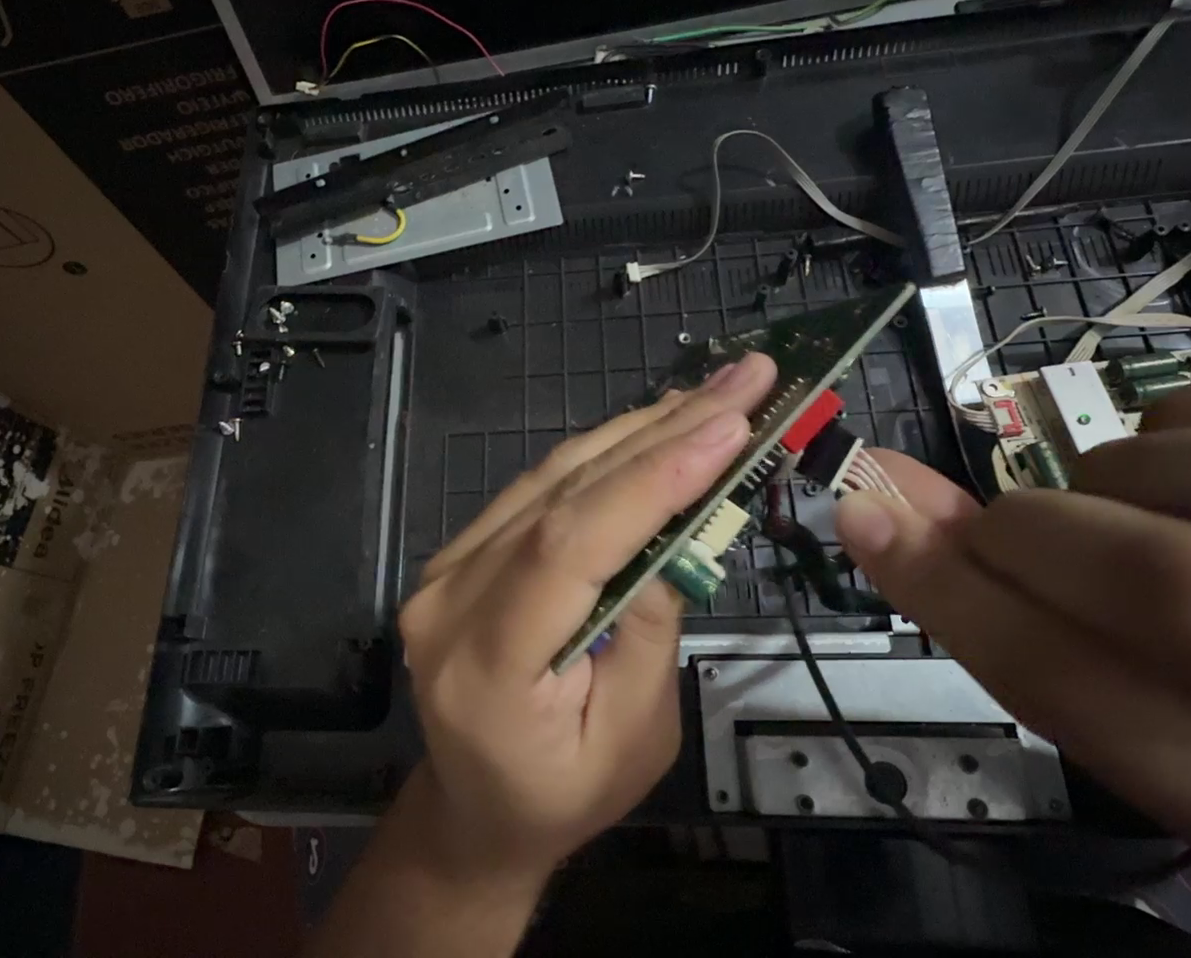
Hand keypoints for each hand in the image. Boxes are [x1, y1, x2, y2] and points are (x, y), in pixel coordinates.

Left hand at [397, 354, 778, 880]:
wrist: (476, 808)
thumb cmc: (561, 793)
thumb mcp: (632, 740)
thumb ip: (650, 634)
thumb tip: (677, 530)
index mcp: (486, 664)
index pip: (567, 548)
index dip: (651, 479)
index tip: (730, 425)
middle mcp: (448, 601)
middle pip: (560, 496)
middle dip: (662, 432)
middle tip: (745, 380)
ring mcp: (445, 571)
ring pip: (549, 478)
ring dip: (637, 430)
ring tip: (713, 394)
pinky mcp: (459, 556)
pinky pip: (536, 491)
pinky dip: (602, 455)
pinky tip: (653, 427)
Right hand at [835, 373, 1190, 892]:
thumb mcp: (1113, 701)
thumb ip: (989, 607)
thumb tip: (870, 499)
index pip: (1090, 693)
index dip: (956, 596)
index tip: (869, 520)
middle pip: (1176, 586)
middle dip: (1039, 535)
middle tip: (1016, 533)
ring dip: (1124, 480)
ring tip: (1141, 517)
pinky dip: (1189, 430)